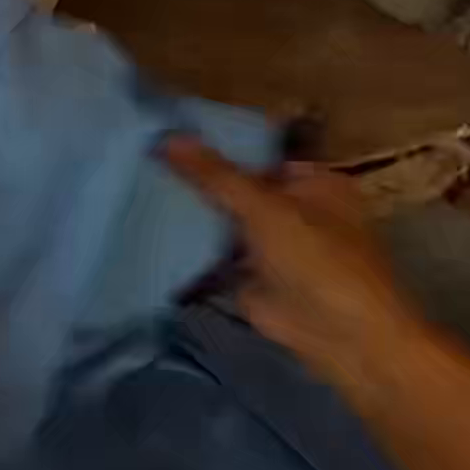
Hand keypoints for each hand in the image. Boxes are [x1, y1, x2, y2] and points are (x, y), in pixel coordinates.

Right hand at [161, 136, 428, 381]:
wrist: (337, 333)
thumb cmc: (317, 260)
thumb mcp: (263, 207)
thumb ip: (213, 174)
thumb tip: (167, 137)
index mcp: (311, 184)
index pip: (252, 154)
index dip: (212, 146)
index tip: (163, 135)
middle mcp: (290, 208)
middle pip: (231, 185)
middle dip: (192, 178)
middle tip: (139, 159)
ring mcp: (265, 240)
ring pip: (217, 216)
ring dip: (185, 209)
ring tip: (132, 184)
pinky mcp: (243, 269)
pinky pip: (206, 247)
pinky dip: (182, 240)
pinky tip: (142, 223)